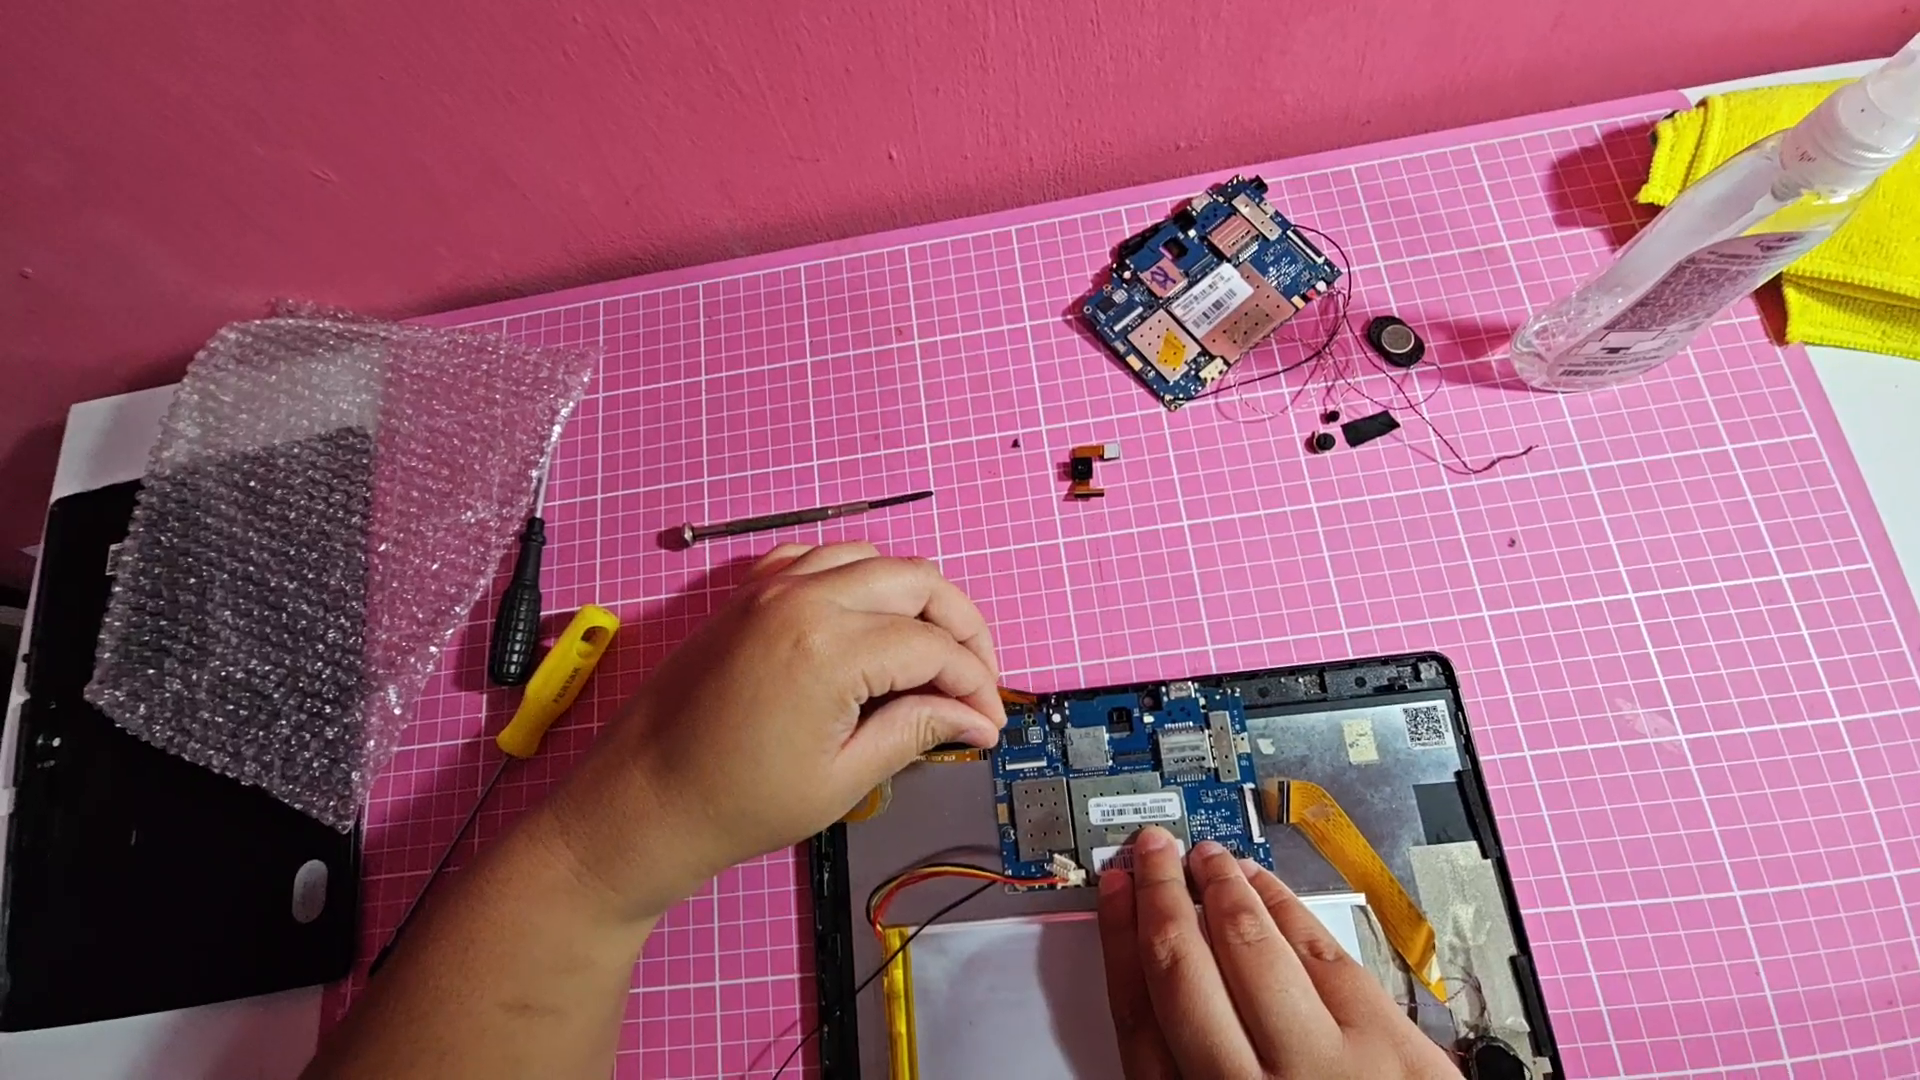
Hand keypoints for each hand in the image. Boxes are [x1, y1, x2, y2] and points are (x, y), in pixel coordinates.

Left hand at [541, 542, 1005, 921]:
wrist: (641, 800)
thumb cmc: (738, 803)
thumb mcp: (842, 778)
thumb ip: (917, 730)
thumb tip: (977, 718)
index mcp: (829, 647)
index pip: (934, 647)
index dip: (975, 684)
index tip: (990, 720)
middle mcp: (804, 596)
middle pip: (919, 582)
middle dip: (962, 628)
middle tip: (977, 679)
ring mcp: (772, 584)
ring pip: (876, 558)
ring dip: (916, 597)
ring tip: (931, 650)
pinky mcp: (750, 589)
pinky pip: (823, 557)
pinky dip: (861, 578)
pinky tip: (868, 620)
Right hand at [1098, 827, 1457, 1078]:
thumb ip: (1186, 1066)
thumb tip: (1146, 971)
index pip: (1138, 1014)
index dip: (1120, 937)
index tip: (1117, 891)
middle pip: (1184, 967)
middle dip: (1161, 893)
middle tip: (1153, 852)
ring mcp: (1331, 1070)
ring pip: (1251, 944)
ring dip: (1221, 885)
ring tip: (1208, 857)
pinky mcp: (1397, 1053)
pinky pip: (1325, 953)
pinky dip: (1285, 907)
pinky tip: (1266, 887)